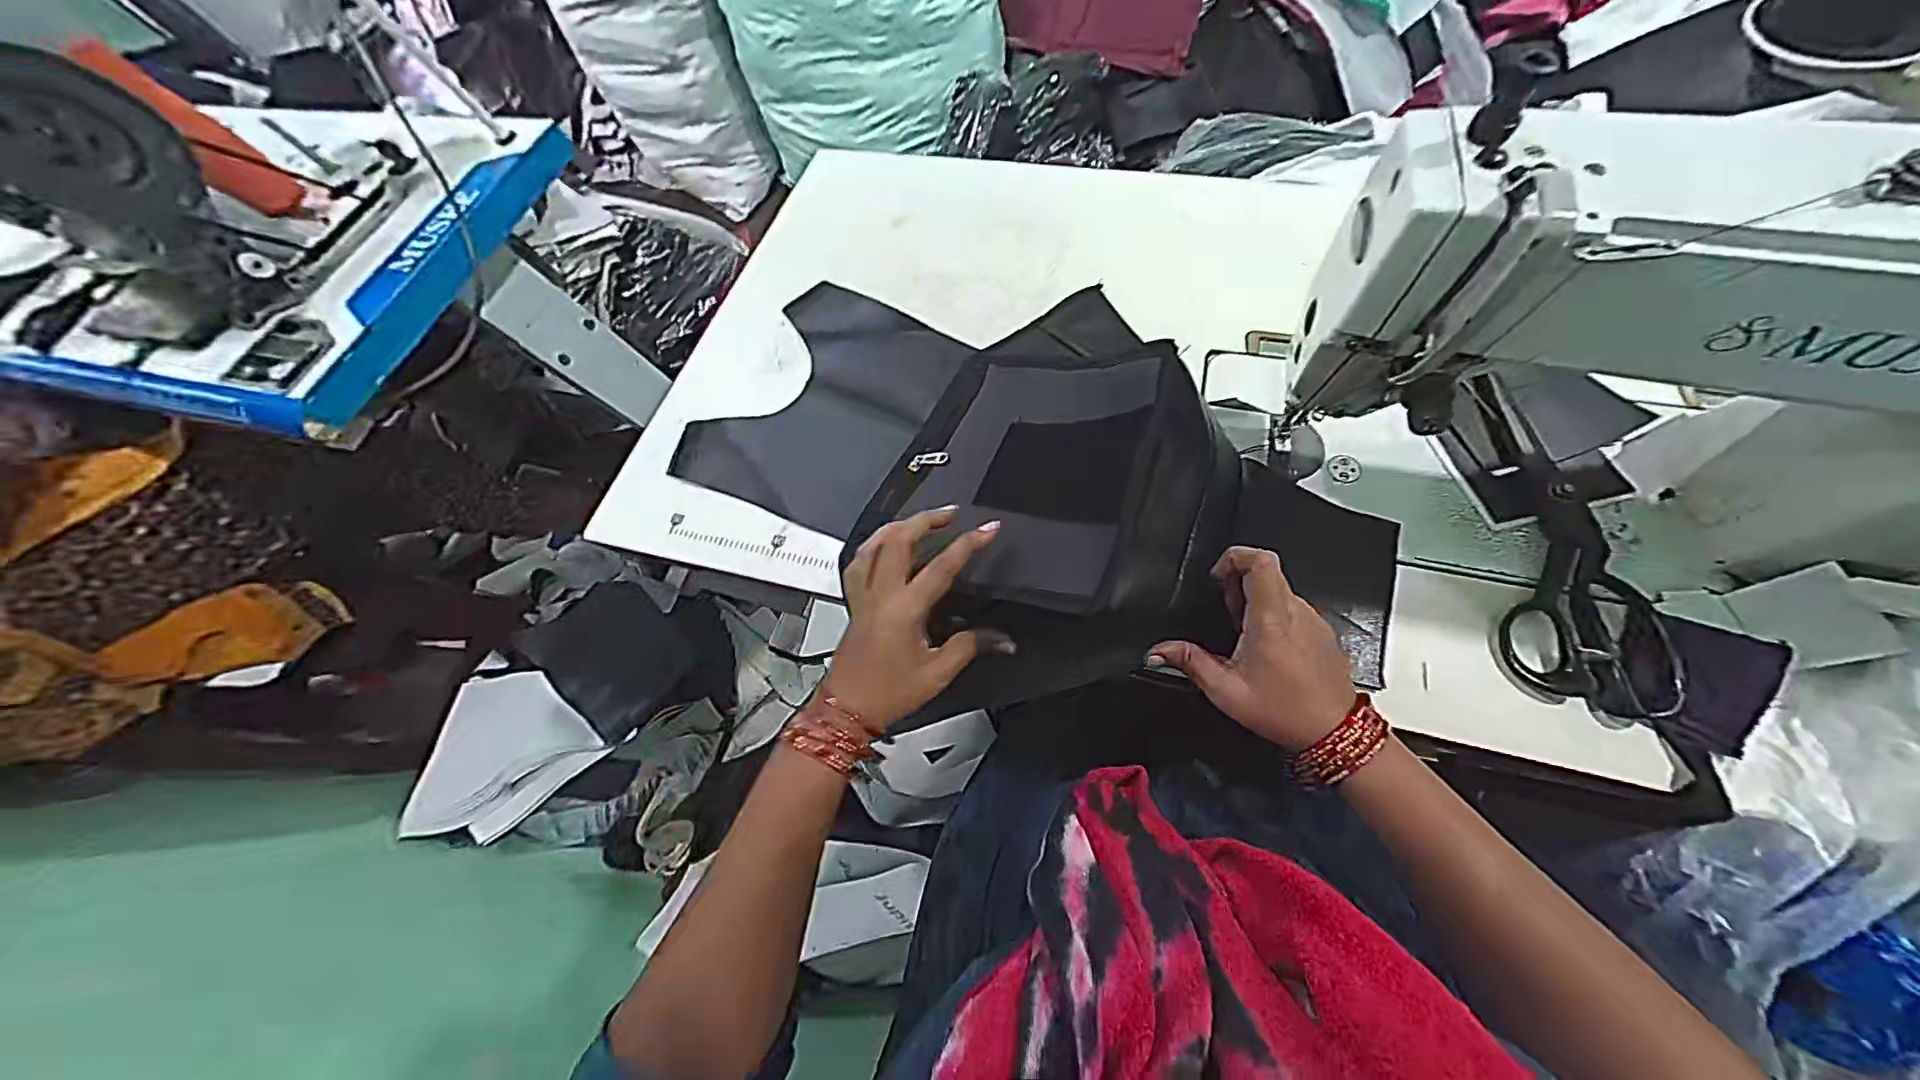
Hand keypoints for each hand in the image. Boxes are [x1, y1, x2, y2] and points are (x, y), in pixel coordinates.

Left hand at [823, 506, 1012, 732]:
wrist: (848, 709)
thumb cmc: (887, 693)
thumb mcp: (937, 673)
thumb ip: (970, 647)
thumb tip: (1002, 640)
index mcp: (904, 610)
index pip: (941, 566)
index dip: (968, 544)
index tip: (987, 530)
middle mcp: (880, 596)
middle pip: (899, 540)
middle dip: (926, 519)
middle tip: (950, 514)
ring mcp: (863, 596)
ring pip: (873, 545)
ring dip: (898, 526)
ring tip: (918, 519)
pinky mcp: (854, 603)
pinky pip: (858, 562)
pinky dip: (872, 545)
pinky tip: (882, 544)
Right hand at [1149, 546, 1356, 751]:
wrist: (1334, 732)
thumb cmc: (1285, 712)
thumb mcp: (1225, 690)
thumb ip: (1189, 662)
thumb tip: (1159, 651)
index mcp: (1271, 619)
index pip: (1260, 561)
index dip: (1235, 557)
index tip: (1219, 575)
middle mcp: (1296, 613)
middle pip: (1266, 573)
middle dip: (1239, 586)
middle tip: (1229, 616)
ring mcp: (1313, 620)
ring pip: (1280, 591)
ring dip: (1257, 602)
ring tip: (1245, 637)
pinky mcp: (1322, 631)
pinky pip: (1294, 609)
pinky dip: (1275, 617)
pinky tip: (1267, 648)